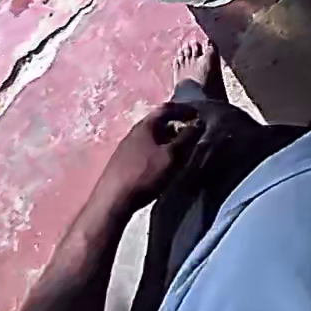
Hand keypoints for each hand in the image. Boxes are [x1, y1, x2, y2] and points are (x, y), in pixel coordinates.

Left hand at [87, 103, 200, 219]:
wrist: (112, 202)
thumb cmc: (145, 174)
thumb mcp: (172, 156)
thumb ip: (187, 138)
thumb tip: (198, 123)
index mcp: (145, 125)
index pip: (167, 108)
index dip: (184, 109)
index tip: (198, 114)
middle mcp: (134, 132)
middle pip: (158, 122)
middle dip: (176, 125)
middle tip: (191, 132)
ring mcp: (126, 147)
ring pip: (152, 136)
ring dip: (167, 138)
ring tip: (179, 149)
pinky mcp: (122, 162)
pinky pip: (145, 147)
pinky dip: (158, 149)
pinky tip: (162, 162)